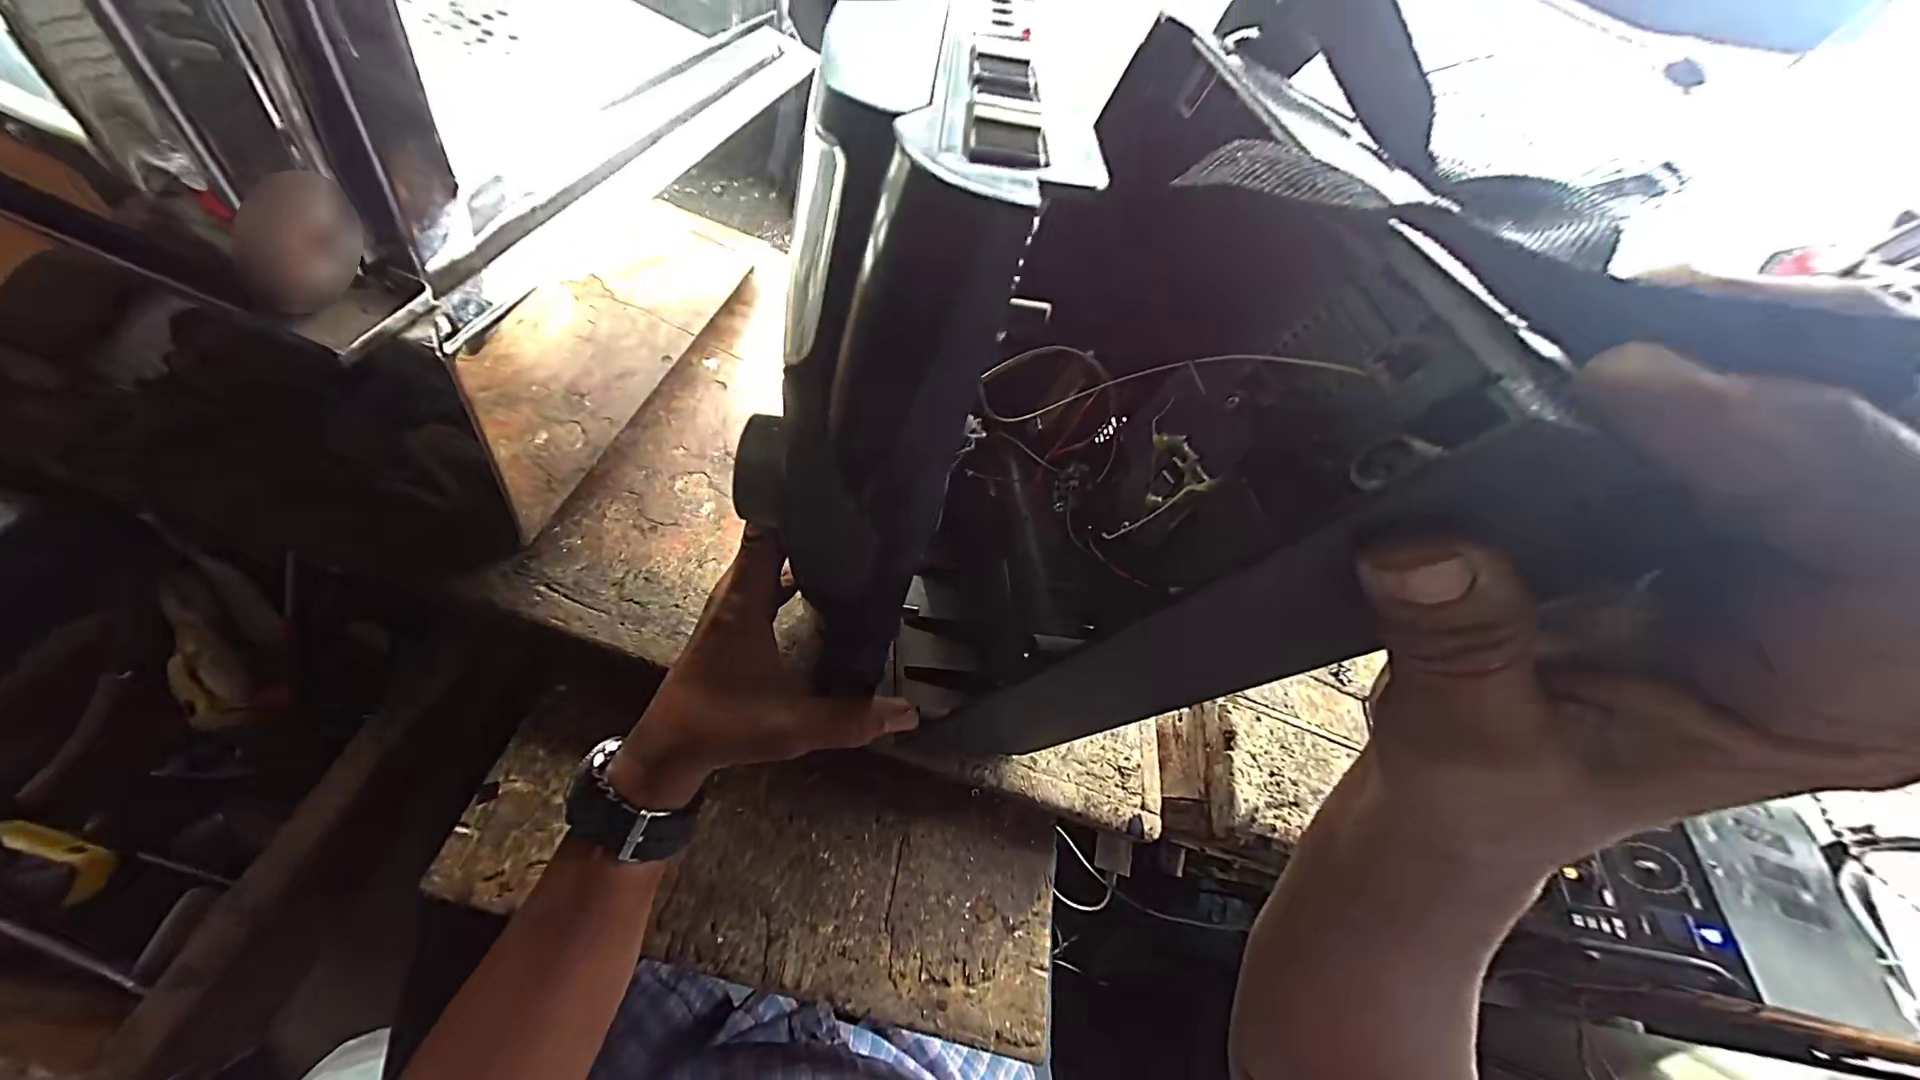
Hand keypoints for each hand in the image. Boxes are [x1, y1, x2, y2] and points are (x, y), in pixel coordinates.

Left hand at [606, 528, 917, 807]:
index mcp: (744, 600)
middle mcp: (736, 593)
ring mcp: (732, 605)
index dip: (796, 506)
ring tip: (845, 540)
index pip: (765, 532)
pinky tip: (818, 581)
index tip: (836, 495)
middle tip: (856, 515)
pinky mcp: (734, 620)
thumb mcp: (792, 726)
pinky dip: (789, 572)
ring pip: (768, 559)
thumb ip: (850, 719)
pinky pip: (765, 580)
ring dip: (800, 548)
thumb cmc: (722, 725)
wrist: (670, 748)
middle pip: (770, 538)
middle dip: (810, 523)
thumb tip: (908, 713)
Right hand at [1355, 342, 1919, 873]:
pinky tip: (1610, 349)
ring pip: (1842, 415)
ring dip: (1752, 348)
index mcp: (1839, 695)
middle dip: (1806, 360)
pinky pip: (1740, 424)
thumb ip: (1455, 648)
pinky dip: (1687, 372)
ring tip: (1631, 313)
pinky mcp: (1704, 527)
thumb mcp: (1464, 741)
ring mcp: (1781, 562)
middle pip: (1903, 450)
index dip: (1769, 445)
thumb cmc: (1490, 791)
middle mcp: (1847, 612)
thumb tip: (1416, 542)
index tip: (1623, 379)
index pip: (1868, 542)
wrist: (1472, 782)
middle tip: (1663, 306)